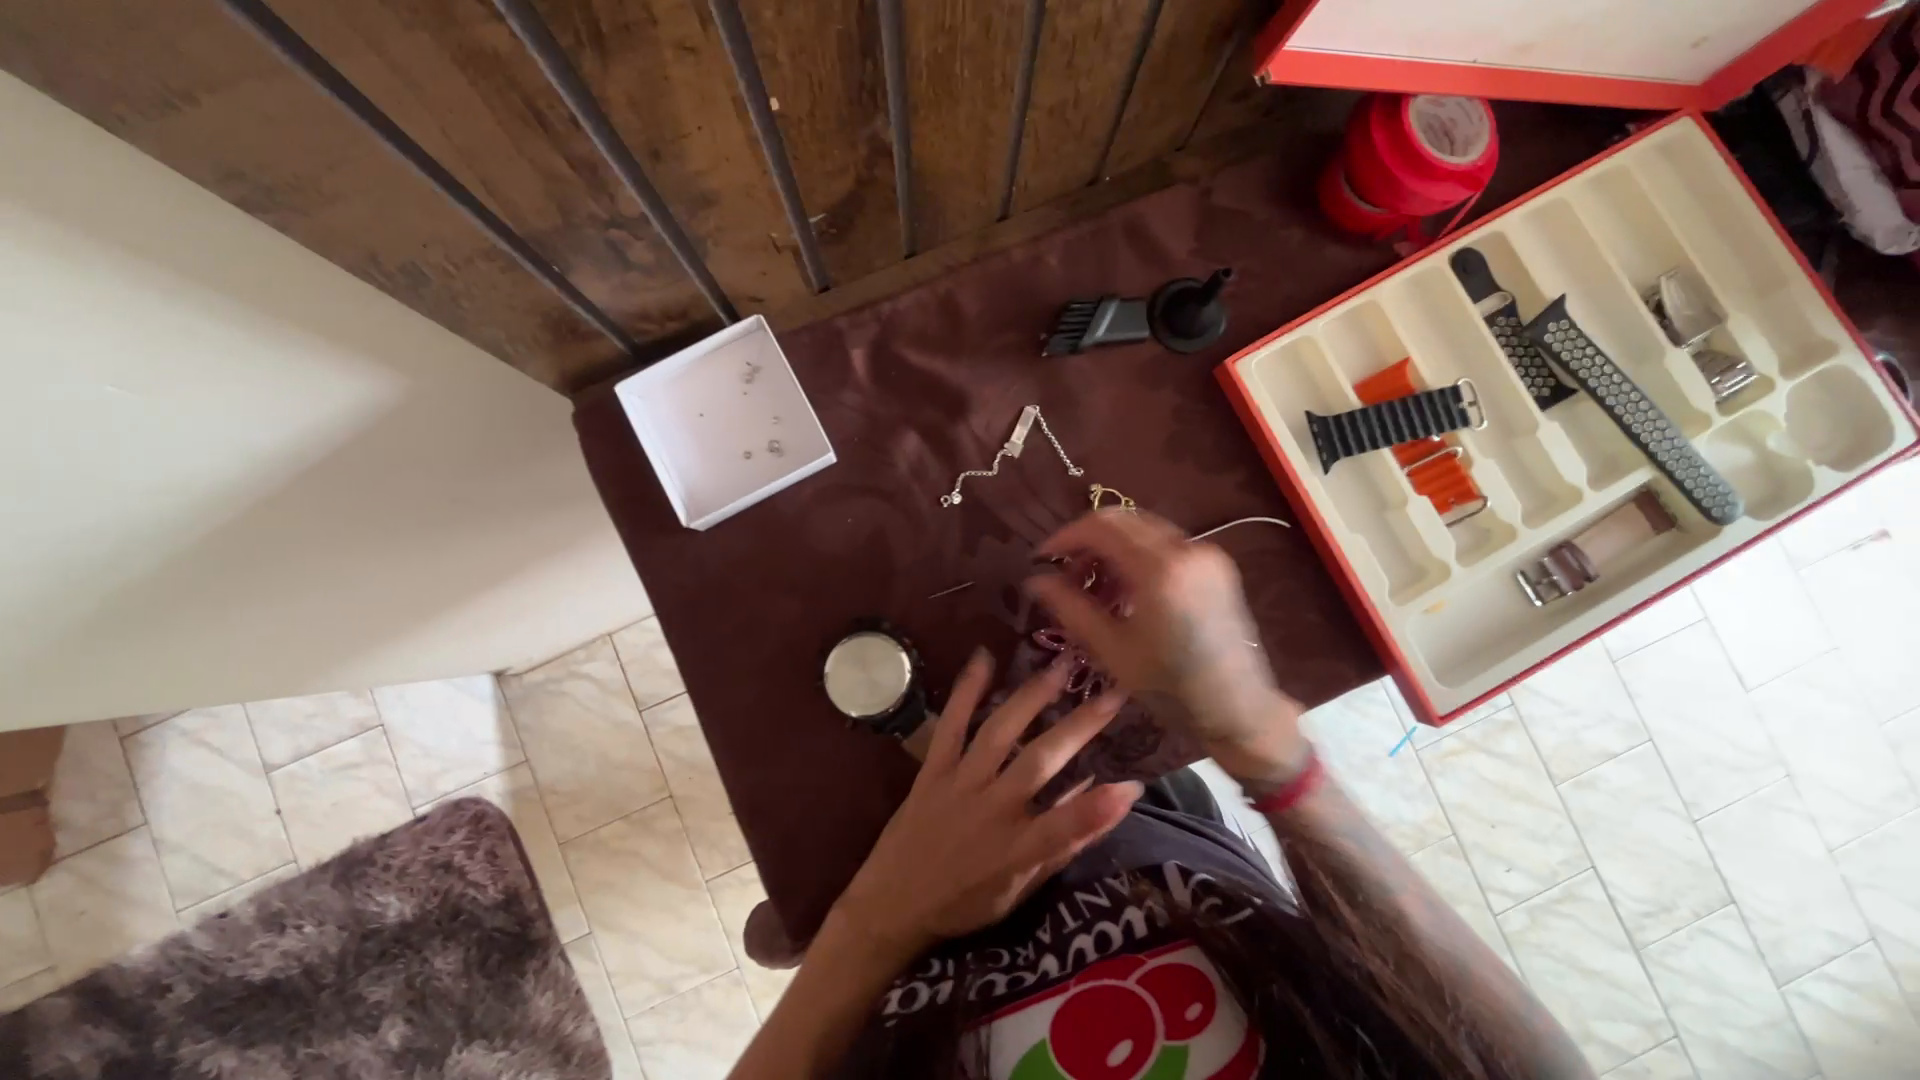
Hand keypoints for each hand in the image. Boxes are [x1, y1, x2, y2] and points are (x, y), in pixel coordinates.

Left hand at [832, 652, 1142, 959]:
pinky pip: (950, 725)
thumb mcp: (1021, 889)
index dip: (1100, 807)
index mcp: (1015, 849)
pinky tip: (984, 658)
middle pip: (1040, 762)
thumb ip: (1066, 844)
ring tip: (1061, 665)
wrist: (892, 902)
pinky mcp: (932, 770)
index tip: (1135, 781)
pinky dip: (966, 691)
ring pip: (999, 733)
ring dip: (1031, 697)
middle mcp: (990, 810)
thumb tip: (1115, 800)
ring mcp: (959, 784)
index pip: (1065, 827)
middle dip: (1080, 726)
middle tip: (1114, 692)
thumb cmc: (965, 900)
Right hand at [1025, 509, 1310, 786]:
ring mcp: (1207, 555)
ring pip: (1144, 530)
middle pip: (1123, 520)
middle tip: (1066, 573)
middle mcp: (1186, 548)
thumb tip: (1035, 580)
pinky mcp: (1218, 566)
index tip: (1043, 559)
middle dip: (1088, 541)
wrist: (1239, 708)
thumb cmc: (1171, 687)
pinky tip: (1126, 591)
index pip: (1100, 525)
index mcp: (1159, 568)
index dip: (1065, 537)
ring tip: (1094, 587)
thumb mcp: (1111, 650)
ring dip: (1113, 548)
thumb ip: (1070, 608)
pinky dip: (1139, 557)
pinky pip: (1167, 545)